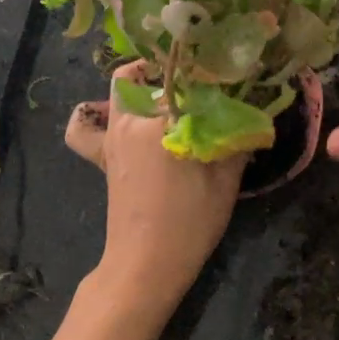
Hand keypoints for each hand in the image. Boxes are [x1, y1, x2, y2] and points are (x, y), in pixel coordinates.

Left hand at [64, 62, 245, 302]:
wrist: (145, 266)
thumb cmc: (189, 223)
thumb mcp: (225, 182)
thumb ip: (236, 141)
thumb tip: (250, 115)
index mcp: (163, 121)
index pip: (187, 78)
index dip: (209, 74)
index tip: (229, 78)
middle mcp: (132, 120)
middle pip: (152, 77)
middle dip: (175, 73)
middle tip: (201, 83)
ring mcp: (112, 136)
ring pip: (120, 90)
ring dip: (140, 83)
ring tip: (166, 88)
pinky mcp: (103, 156)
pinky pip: (88, 126)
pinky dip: (96, 114)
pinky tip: (121, 116)